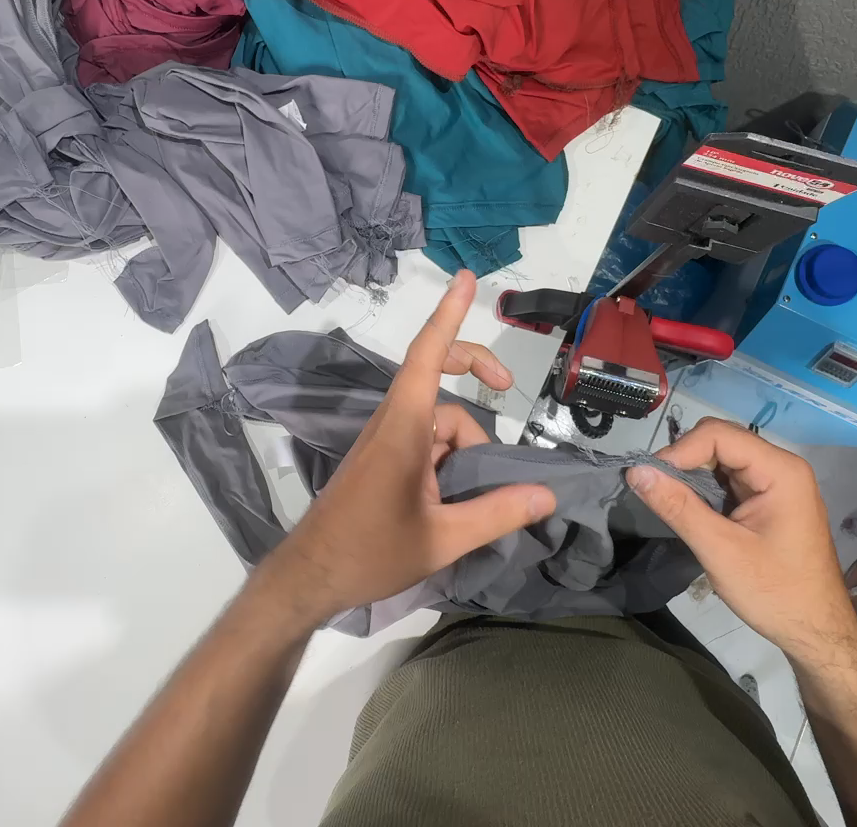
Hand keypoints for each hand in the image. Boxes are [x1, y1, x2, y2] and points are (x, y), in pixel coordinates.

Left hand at [248, 271, 557, 628]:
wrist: (310, 577)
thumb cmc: (369, 552)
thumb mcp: (443, 539)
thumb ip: (498, 514)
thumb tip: (546, 494)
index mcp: (403, 428)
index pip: (426, 355)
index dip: (448, 315)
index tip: (464, 280)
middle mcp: (393, 422)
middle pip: (441, 384)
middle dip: (475, 376)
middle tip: (509, 391)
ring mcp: (386, 441)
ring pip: (440, 423)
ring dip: (466, 449)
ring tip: (474, 503)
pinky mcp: (383, 459)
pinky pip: (427, 442)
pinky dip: (450, 460)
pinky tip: (459, 502)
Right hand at [627, 418, 856, 656]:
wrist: (816, 633)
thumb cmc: (776, 593)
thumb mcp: (721, 551)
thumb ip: (678, 506)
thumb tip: (635, 471)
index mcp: (780, 471)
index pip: (718, 435)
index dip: (680, 451)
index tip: (651, 480)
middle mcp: (780, 466)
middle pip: (719, 440)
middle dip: (685, 461)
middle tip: (659, 492)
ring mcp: (775, 482)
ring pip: (720, 458)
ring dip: (693, 476)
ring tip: (673, 504)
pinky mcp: (767, 498)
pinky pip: (727, 477)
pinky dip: (704, 489)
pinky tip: (694, 511)